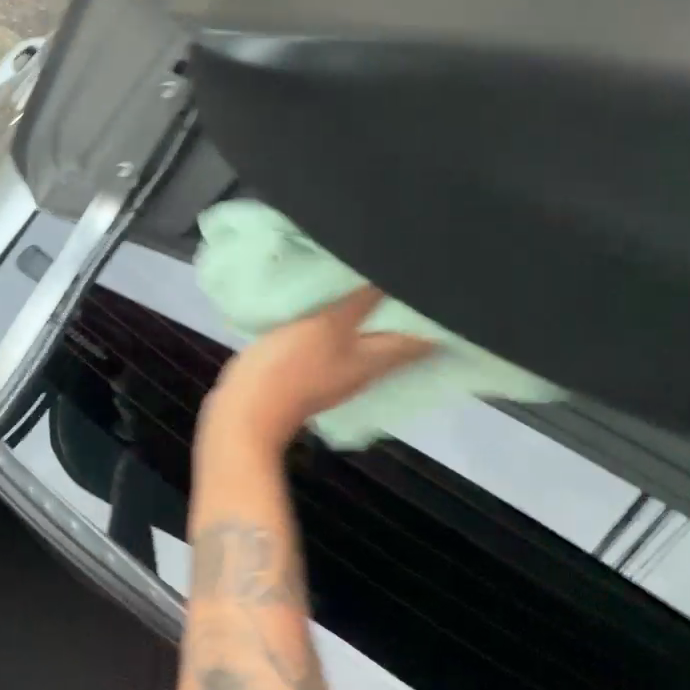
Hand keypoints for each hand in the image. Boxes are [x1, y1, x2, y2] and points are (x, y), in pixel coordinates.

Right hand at [201, 287, 434, 453]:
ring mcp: (337, 375)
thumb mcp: (326, 325)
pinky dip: (342, 328)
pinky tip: (329, 312)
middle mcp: (366, 369)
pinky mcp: (310, 375)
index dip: (441, 314)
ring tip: (369, 284)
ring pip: (366, 342)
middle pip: (397, 339)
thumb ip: (361, 300)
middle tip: (407, 277)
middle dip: (404, 311)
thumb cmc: (288, 370)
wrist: (244, 415)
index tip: (445, 287)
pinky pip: (337, 346)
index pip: (426, 338)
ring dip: (371, 318)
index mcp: (379, 358)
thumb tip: (399, 275)